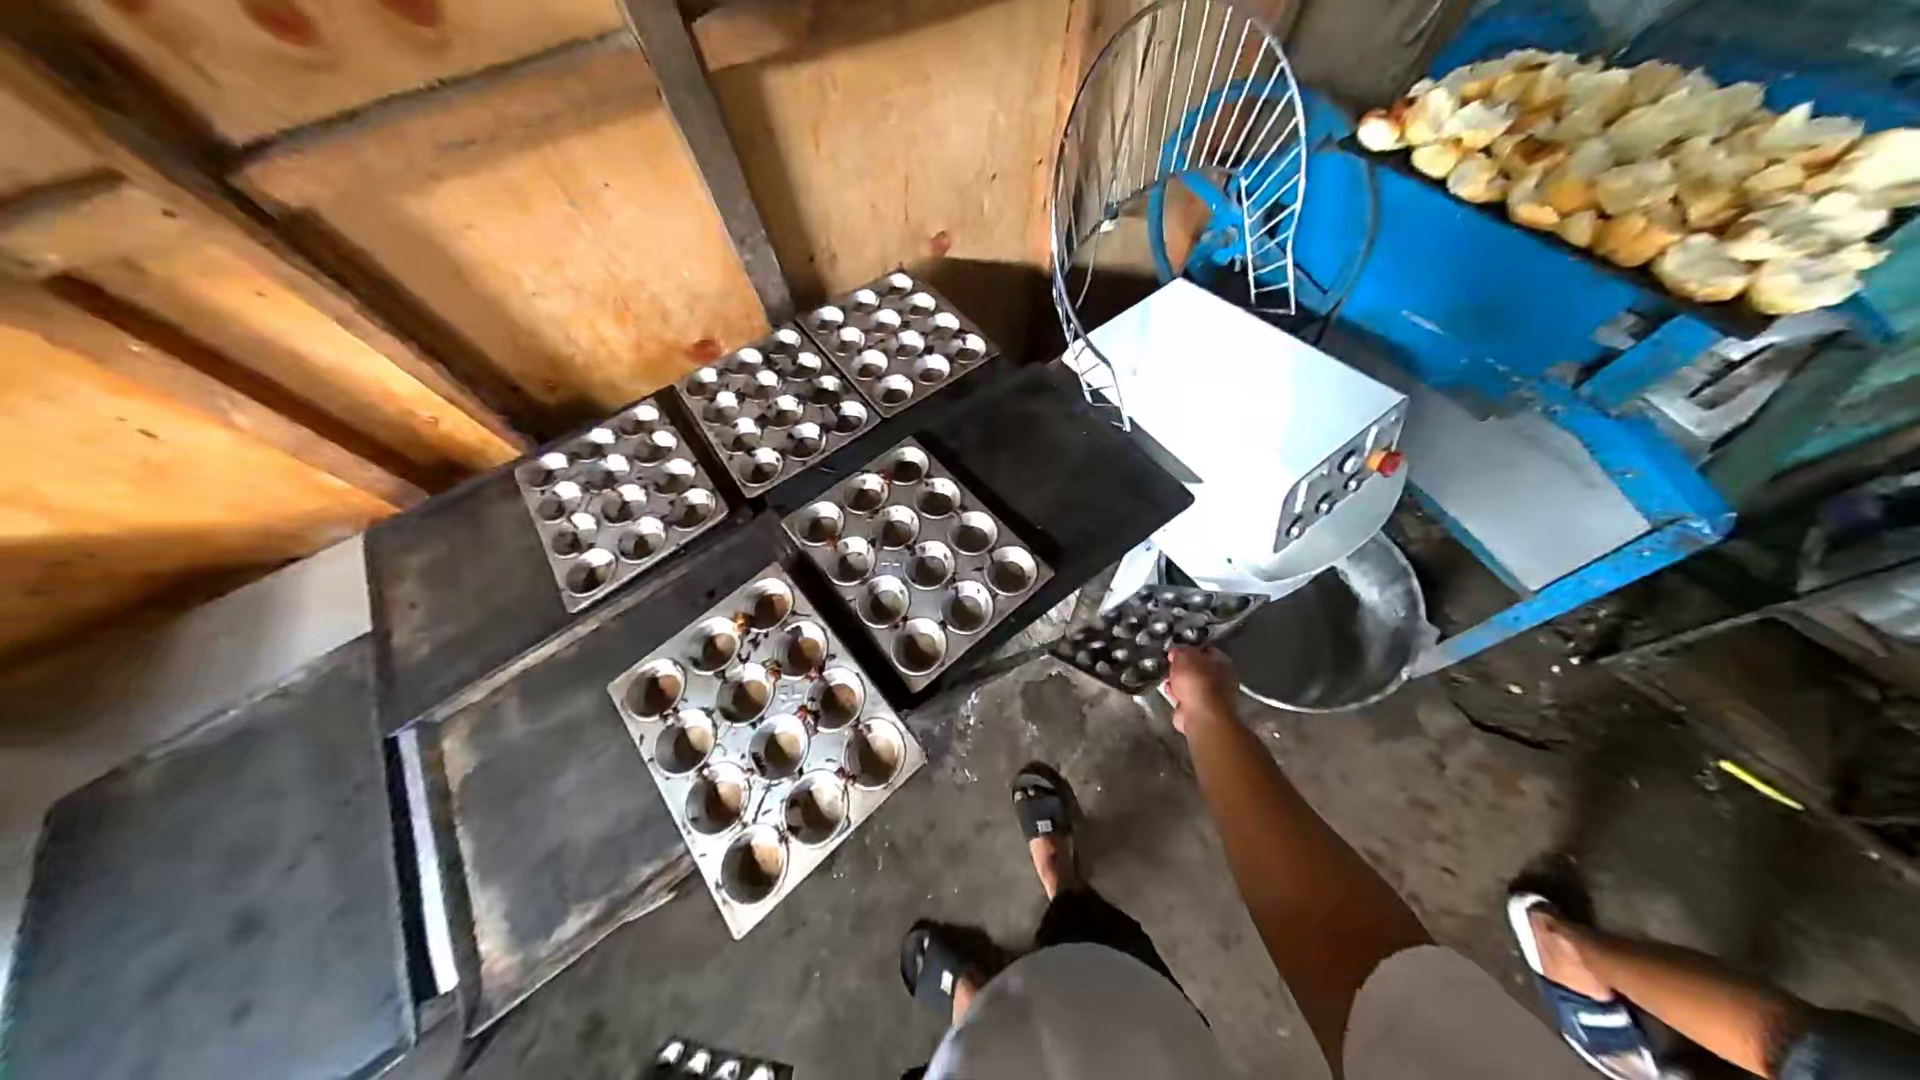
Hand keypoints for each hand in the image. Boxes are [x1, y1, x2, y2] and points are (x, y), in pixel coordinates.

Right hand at [1166, 646, 1237, 736]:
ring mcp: (1210, 696)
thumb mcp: (1184, 656)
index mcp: (1221, 661)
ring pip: (1190, 684)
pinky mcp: (1199, 709)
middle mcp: (1219, 678)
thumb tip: (1176, 653)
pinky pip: (1184, 697)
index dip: (1189, 648)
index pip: (1205, 649)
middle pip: (1197, 668)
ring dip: (1177, 681)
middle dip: (1181, 667)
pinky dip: (1175, 694)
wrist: (1200, 714)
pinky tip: (1168, 690)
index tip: (1175, 649)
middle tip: (1169, 664)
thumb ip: (1180, 651)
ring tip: (1166, 677)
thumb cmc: (1196, 680)